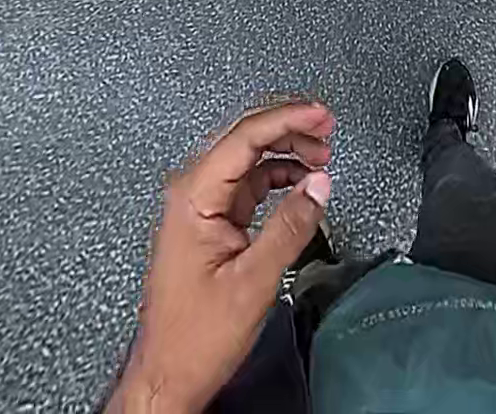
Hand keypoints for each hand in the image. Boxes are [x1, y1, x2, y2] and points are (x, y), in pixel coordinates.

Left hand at [109, 102, 333, 413]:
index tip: (321, 115)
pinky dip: (282, 170)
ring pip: (251, 153)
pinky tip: (303, 178)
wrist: (168, 380)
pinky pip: (253, 176)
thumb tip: (319, 184)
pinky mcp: (215, 217)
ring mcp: (204, 204)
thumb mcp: (253, 282)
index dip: (289, 118)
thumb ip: (290, 226)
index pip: (246, 135)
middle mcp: (194, 192)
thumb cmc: (194, 340)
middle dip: (291, 124)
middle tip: (327, 125)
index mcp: (194, 197)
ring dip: (289, 146)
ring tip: (322, 153)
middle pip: (247, 135)